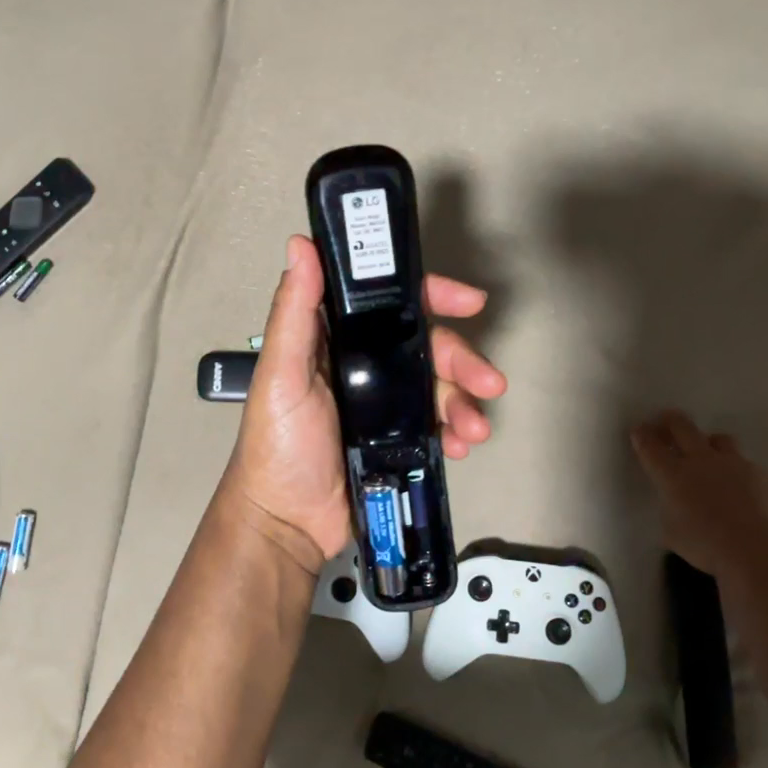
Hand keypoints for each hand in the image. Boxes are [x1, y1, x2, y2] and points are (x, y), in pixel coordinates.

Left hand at [220, 235, 506, 574]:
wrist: (285, 523)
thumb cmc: (277, 445)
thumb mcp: (281, 375)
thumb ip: (292, 312)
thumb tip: (301, 244)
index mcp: (336, 341)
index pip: (389, 304)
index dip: (432, 295)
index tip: (469, 301)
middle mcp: (365, 366)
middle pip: (426, 347)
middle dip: (463, 361)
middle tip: (490, 383)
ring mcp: (384, 406)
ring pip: (438, 388)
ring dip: (465, 403)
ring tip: (475, 431)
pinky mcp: (398, 441)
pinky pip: (437, 426)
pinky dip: (456, 432)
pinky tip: (461, 447)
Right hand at [630, 409, 767, 580]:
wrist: (755, 549)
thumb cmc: (705, 545)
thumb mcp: (672, 531)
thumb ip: (671, 509)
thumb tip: (677, 504)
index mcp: (673, 475)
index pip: (651, 447)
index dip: (642, 436)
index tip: (639, 430)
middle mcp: (702, 461)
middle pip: (683, 428)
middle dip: (670, 421)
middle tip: (666, 419)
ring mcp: (734, 464)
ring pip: (719, 439)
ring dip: (708, 442)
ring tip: (707, 452)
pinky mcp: (759, 474)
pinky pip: (744, 464)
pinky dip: (735, 471)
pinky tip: (738, 488)